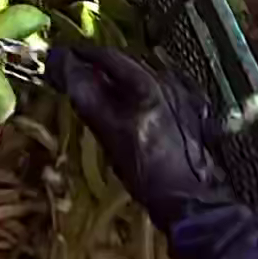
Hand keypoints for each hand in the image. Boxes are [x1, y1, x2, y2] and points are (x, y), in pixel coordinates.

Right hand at [44, 45, 230, 226]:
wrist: (194, 205)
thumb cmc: (148, 172)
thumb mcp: (110, 134)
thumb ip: (86, 96)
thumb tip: (64, 65)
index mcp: (145, 82)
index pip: (107, 56)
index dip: (83, 53)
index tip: (65, 55)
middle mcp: (165, 79)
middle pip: (125, 61)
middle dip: (100, 63)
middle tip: (78, 70)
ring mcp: (179, 93)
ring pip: (139, 74)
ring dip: (117, 76)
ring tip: (100, 86)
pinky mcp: (188, 108)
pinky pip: (154, 87)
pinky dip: (135, 89)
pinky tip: (128, 103)